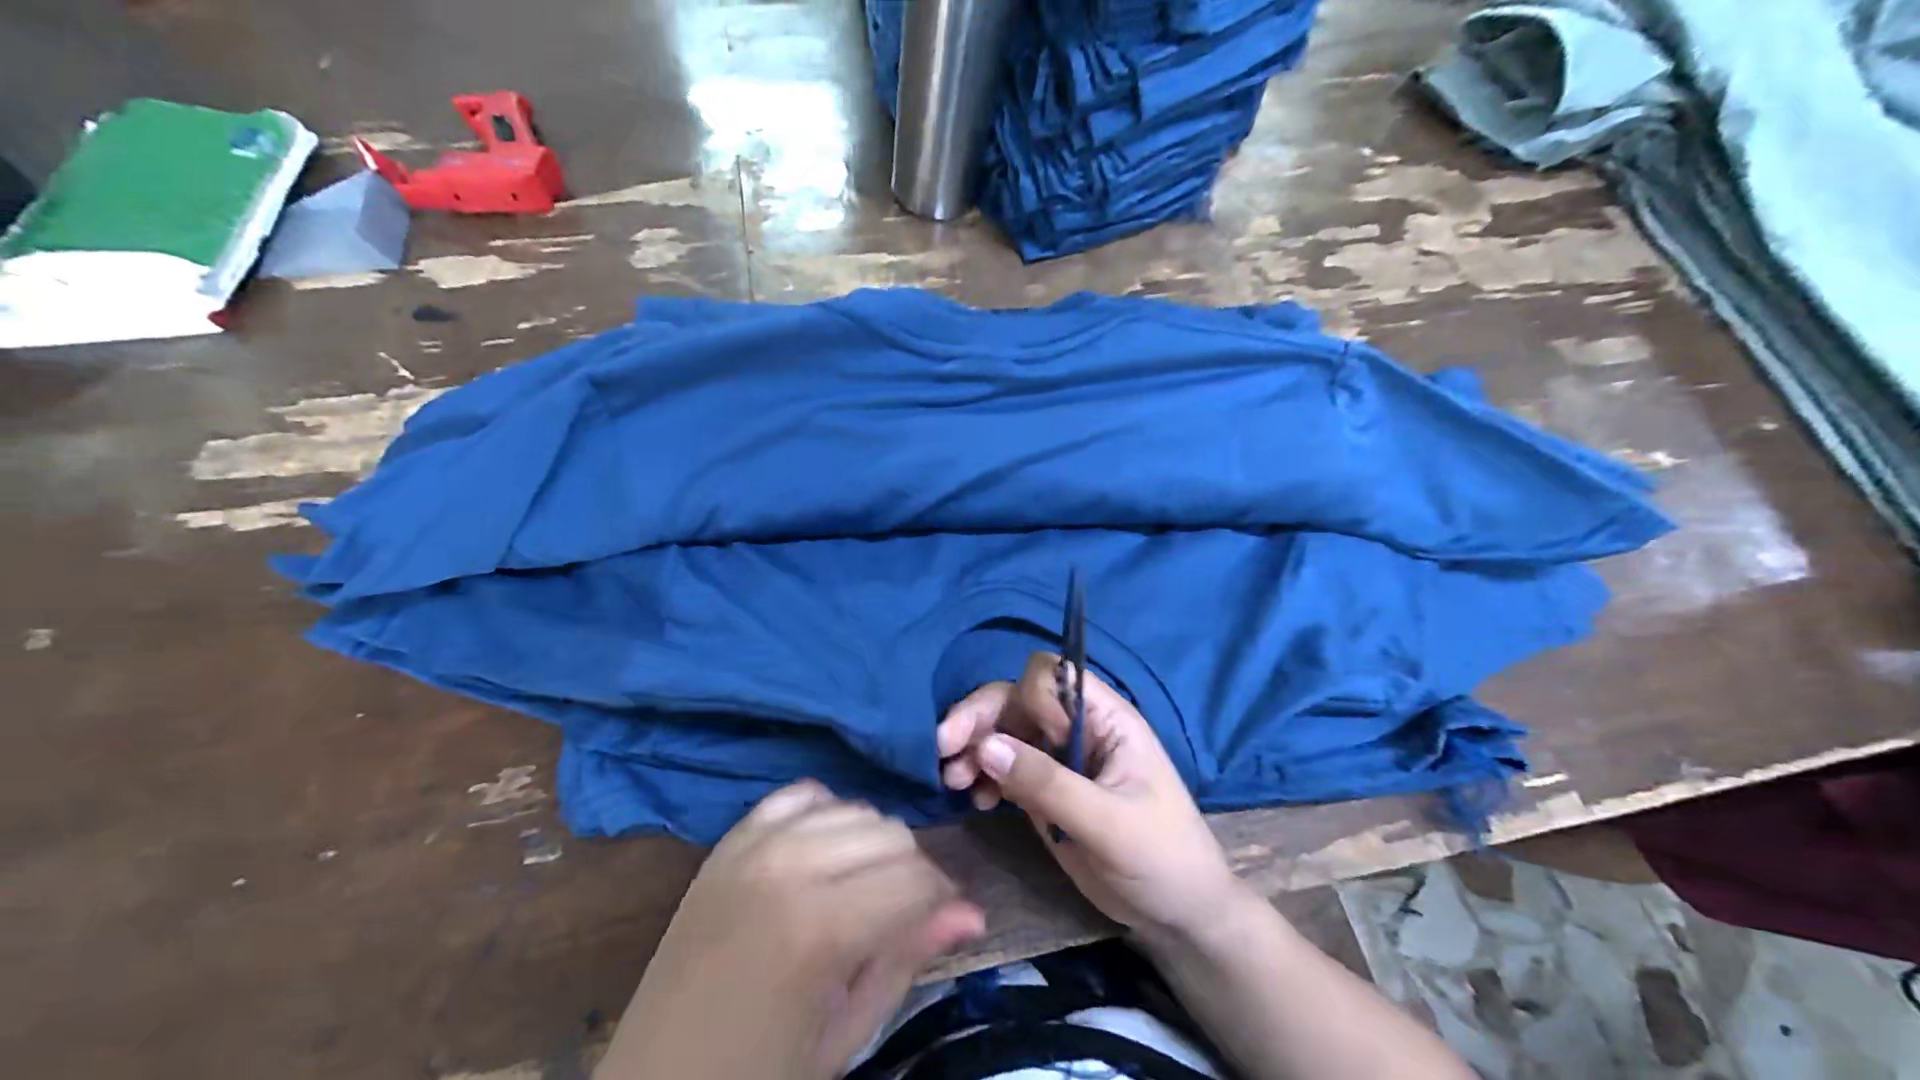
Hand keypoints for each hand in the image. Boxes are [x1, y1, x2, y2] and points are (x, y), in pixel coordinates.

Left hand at [596, 781, 984, 1079]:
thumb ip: (908, 958)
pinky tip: (823, 850)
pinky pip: (798, 796)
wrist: (659, 1076)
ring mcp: (753, 846)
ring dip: (871, 842)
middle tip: (903, 914)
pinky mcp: (728, 841)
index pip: (917, 878)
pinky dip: (823, 813)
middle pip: (890, 832)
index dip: (945, 897)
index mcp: (822, 927)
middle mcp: (790, 866)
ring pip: (851, 808)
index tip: (950, 919)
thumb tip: (971, 912)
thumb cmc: (762, 1069)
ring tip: (863, 887)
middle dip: (911, 870)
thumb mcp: (846, 1031)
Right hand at [937, 652, 1249, 940]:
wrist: (1177, 915)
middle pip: (1016, 699)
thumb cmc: (1161, 859)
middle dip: (980, 718)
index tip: (1021, 740)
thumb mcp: (1109, 823)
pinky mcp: (1043, 789)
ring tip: (954, 782)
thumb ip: (1049, 784)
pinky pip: (1002, 767)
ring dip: (972, 747)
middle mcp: (1077, 729)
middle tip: (944, 749)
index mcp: (1105, 718)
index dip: (1029, 700)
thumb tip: (985, 746)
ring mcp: (1057, 759)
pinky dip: (982, 775)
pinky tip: (976, 800)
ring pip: (1003, 731)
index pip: (1053, 677)